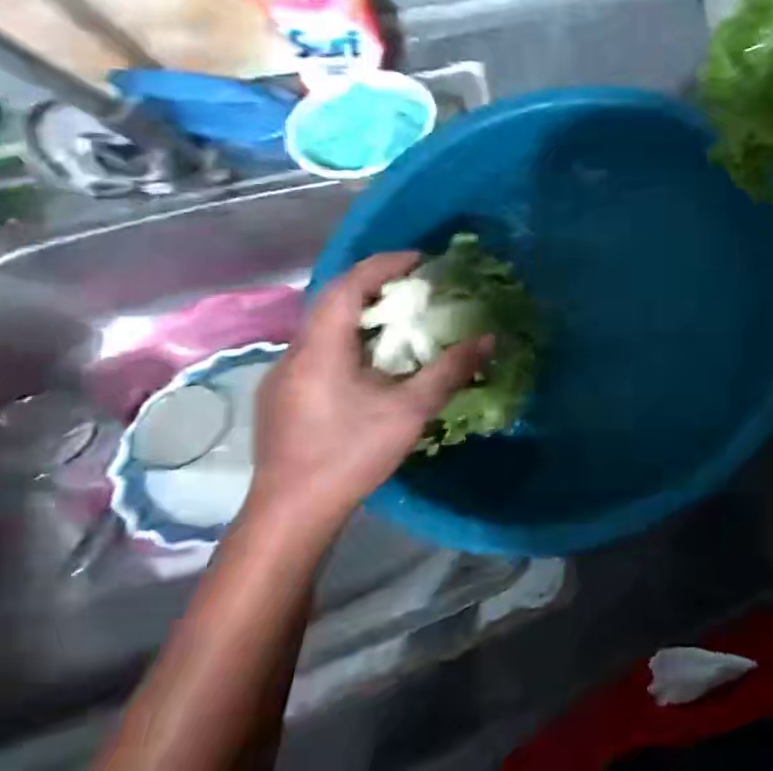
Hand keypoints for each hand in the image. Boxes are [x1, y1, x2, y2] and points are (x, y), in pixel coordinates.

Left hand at [247, 252, 488, 531]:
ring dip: (361, 313)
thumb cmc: (350, 453)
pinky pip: (318, 349)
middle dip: (374, 284)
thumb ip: (450, 370)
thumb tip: (490, 339)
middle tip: (415, 286)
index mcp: (321, 348)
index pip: (348, 286)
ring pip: (322, 326)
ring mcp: (283, 376)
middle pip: (332, 301)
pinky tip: (371, 364)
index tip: (420, 260)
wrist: (290, 512)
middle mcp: (295, 353)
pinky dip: (349, 338)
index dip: (384, 265)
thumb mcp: (410, 410)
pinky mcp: (283, 397)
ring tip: (399, 320)